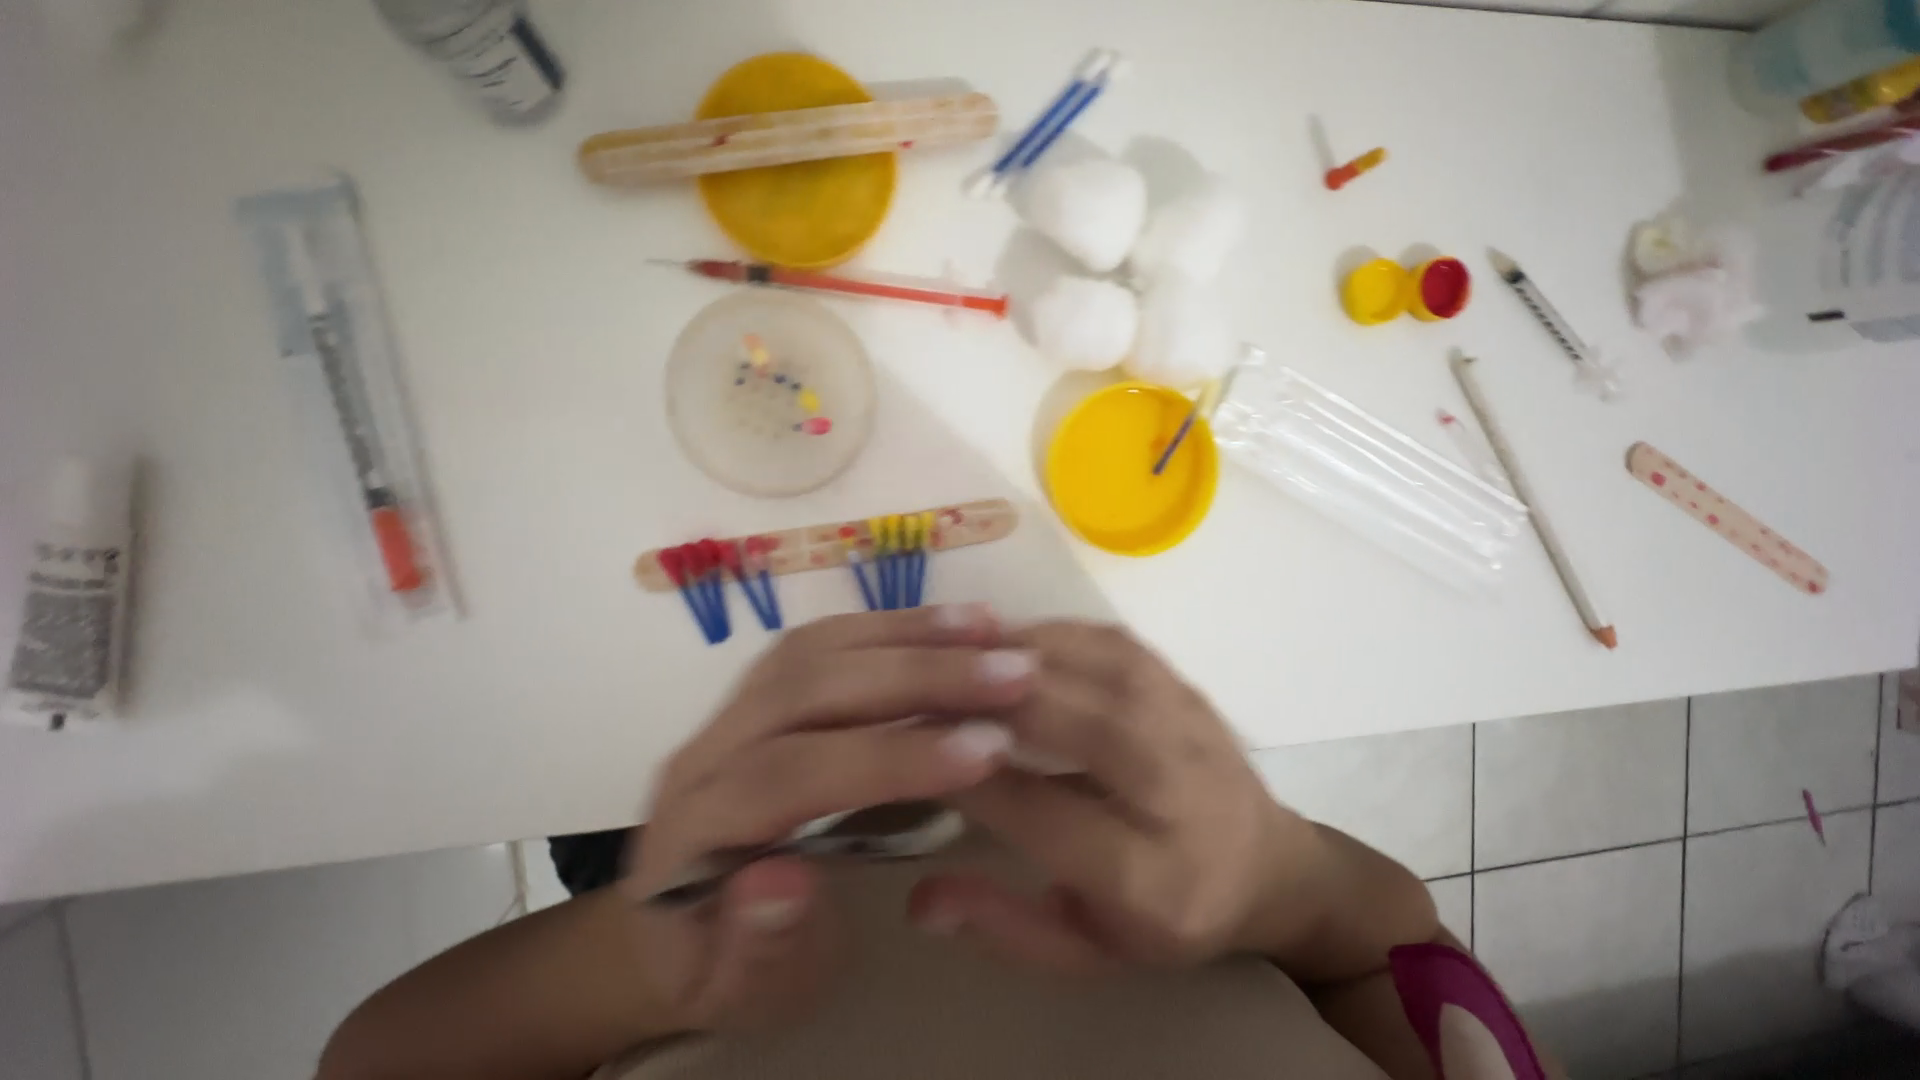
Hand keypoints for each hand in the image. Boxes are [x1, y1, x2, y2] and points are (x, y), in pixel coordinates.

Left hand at [622, 606, 1035, 1030]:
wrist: (677, 927)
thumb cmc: (723, 968)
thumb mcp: (742, 991)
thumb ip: (757, 947)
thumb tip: (786, 878)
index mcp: (694, 829)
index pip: (791, 775)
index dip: (889, 758)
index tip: (986, 753)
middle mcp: (706, 751)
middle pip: (807, 690)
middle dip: (916, 678)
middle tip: (1014, 676)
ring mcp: (731, 711)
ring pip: (816, 650)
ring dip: (909, 636)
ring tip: (992, 633)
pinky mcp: (761, 691)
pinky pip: (822, 642)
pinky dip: (889, 627)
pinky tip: (950, 626)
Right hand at [909, 621, 1316, 972]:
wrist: (1265, 872)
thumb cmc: (1163, 920)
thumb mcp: (1086, 953)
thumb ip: (1007, 926)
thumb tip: (921, 901)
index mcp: (1154, 882)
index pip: (1051, 818)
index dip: (977, 780)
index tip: (916, 752)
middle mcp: (1184, 799)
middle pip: (1093, 732)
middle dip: (1002, 702)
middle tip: (928, 688)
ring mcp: (1196, 735)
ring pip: (1110, 677)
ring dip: (1028, 655)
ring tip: (958, 652)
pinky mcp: (1192, 692)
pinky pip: (1124, 647)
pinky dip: (1062, 633)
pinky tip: (1010, 635)